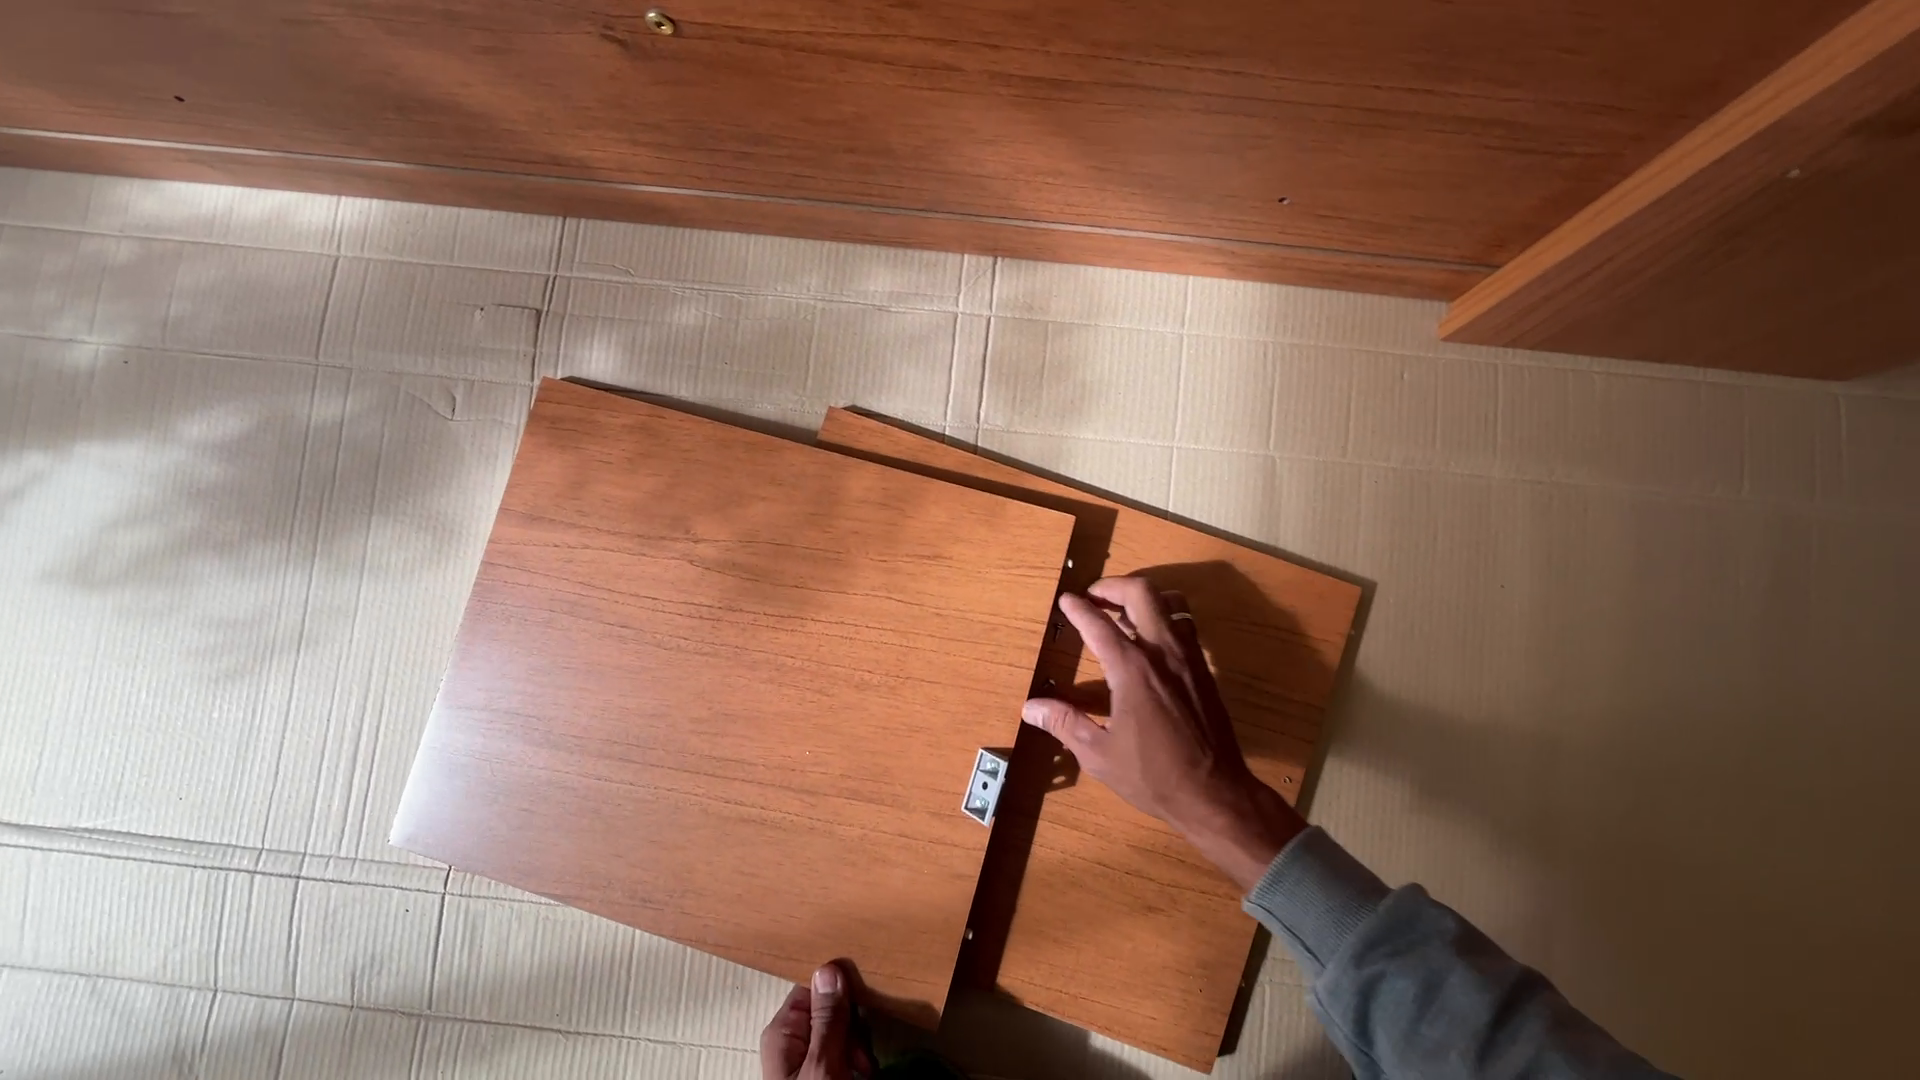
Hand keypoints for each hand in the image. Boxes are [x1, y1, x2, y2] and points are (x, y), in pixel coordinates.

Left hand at [760, 962, 874, 1079]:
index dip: (839, 987)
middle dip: (853, 1026)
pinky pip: (841, 1052)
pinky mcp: (817, 1071)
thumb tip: (828, 968)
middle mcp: (791, 1038)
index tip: (863, 994)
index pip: (812, 986)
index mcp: (782, 1030)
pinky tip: (864, 1072)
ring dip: (858, 1046)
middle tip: (863, 1050)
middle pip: (830, 1009)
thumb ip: (827, 1018)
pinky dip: (855, 1060)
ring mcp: (804, 1056)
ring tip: (865, 1066)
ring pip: (840, 1031)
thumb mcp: (822, 1064)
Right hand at [1022, 576, 1305, 890]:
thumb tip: (1030, 708)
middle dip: (1114, 586)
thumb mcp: (1099, 755)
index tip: (1065, 600)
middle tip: (1094, 596)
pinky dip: (1165, 617)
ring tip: (1123, 610)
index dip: (1078, 608)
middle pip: (1141, 593)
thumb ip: (1064, 723)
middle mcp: (1162, 652)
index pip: (1098, 624)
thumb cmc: (1153, 776)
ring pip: (1171, 602)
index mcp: (1132, 670)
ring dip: (1144, 597)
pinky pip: (1186, 624)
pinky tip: (1151, 639)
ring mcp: (1188, 657)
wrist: (1216, 794)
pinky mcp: (1204, 670)